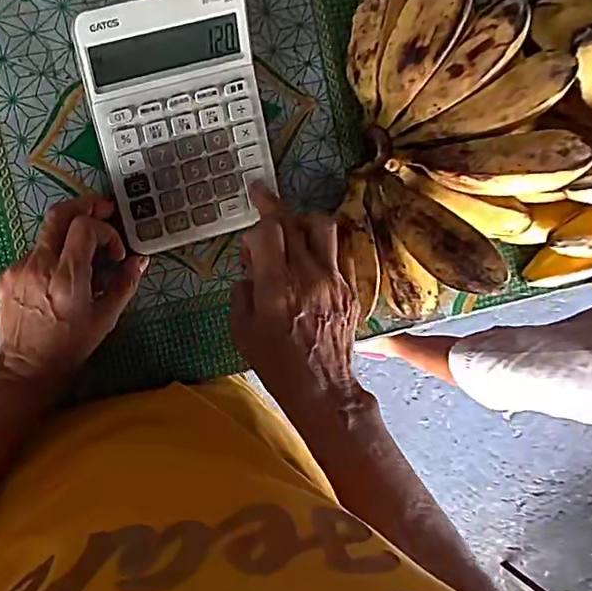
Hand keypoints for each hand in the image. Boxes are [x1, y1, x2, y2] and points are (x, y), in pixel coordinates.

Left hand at [0, 195, 146, 402]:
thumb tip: (140, 259)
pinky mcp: (7, 274)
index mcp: (66, 277)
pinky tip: (60, 281)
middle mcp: (39, 266)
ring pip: (48, 235)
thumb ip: (125, 283)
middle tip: (103, 209)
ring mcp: (19, 268)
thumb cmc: (71, 345)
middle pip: (58, 215)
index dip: (106, 231)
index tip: (115, 252)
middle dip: (84, 205)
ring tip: (84, 262)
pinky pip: (35, 254)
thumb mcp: (106, 317)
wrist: (26, 368)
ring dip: (70, 238)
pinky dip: (53, 257)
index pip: (84, 227)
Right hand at [231, 183, 366, 413]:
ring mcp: (333, 280)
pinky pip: (341, 251)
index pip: (269, 230)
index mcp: (276, 286)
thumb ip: (242, 291)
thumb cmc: (276, 362)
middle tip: (263, 204)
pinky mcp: (349, 288)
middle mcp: (307, 276)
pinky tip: (313, 255)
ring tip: (292, 230)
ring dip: (304, 221)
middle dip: (274, 209)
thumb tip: (252, 270)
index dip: (257, 217)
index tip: (250, 215)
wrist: (321, 386)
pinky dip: (325, 245)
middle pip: (294, 222)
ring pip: (324, 227)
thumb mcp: (242, 329)